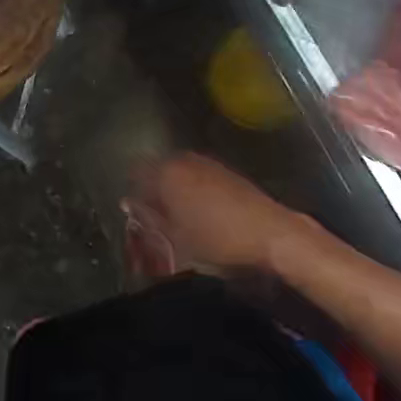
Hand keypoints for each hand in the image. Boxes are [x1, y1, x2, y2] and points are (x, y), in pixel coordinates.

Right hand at [123, 153, 324, 275]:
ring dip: (175, 191)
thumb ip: (148, 218)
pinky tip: (202, 215)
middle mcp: (185, 161)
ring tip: (178, 220)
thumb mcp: (174, 238)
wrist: (270, 234)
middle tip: (155, 220)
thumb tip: (130, 205)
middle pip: (158, 171)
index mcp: (166, 173)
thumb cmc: (217, 239)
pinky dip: (194, 192)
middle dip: (154, 191)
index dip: (133, 195)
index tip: (134, 215)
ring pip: (180, 173)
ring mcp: (209, 164)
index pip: (136, 173)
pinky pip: (199, 177)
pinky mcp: (229, 173)